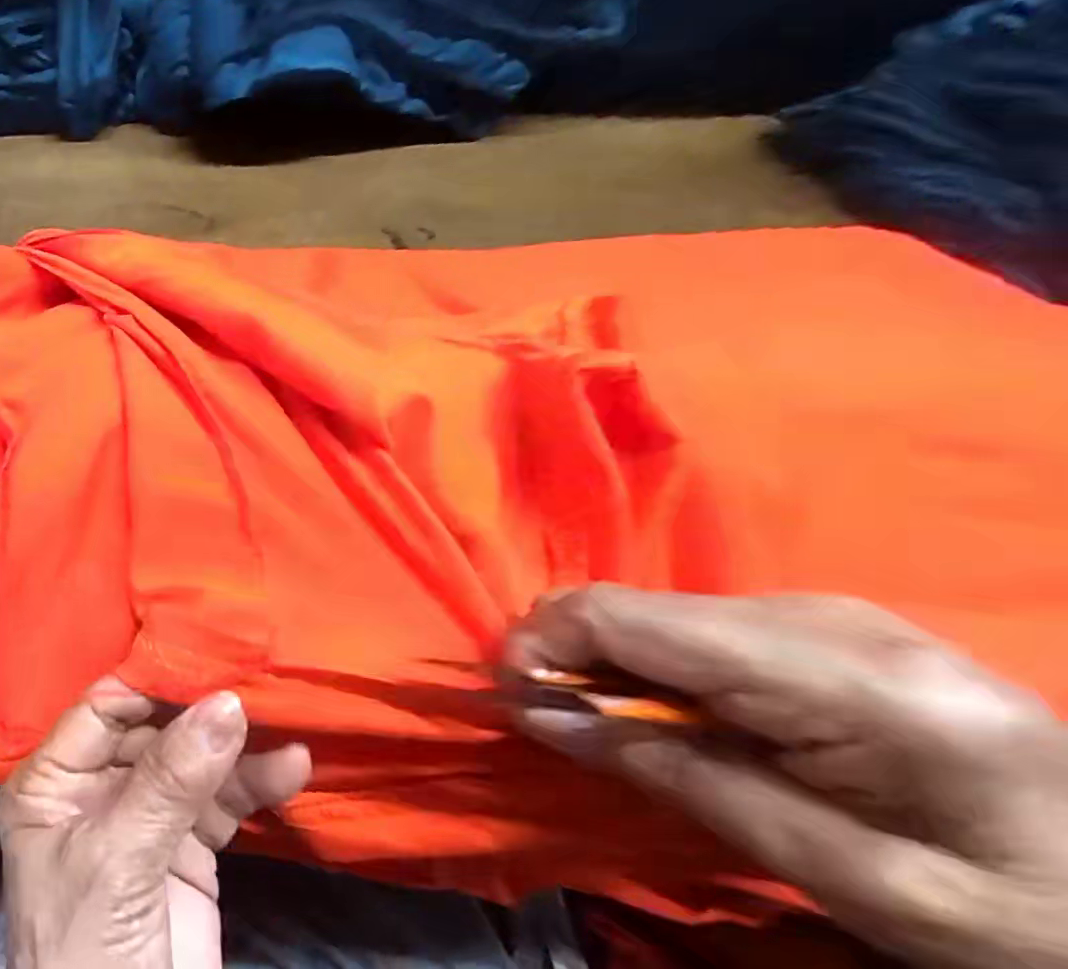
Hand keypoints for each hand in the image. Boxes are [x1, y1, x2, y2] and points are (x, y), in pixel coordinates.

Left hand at [0, 677, 311, 968]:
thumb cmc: (88, 945)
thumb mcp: (118, 857)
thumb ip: (171, 779)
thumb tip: (227, 703)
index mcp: (53, 782)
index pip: (100, 710)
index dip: (147, 684)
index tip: (202, 661)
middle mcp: (96, 788)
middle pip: (153, 730)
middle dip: (200, 711)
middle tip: (252, 684)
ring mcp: (145, 814)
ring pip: (194, 762)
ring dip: (238, 748)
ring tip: (283, 723)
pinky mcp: (188, 846)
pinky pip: (223, 801)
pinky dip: (256, 785)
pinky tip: (292, 768)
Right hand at [504, 584, 1067, 967]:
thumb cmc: (1024, 917)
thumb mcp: (846, 876)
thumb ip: (681, 778)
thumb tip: (541, 712)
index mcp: (841, 676)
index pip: (628, 617)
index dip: (543, 644)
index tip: (510, 699)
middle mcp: (822, 614)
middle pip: (633, 608)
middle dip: (571, 660)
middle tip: (558, 728)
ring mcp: (824, 610)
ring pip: (653, 614)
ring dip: (610, 669)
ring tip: (617, 734)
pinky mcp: (822, 623)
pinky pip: (690, 628)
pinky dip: (653, 670)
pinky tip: (676, 719)